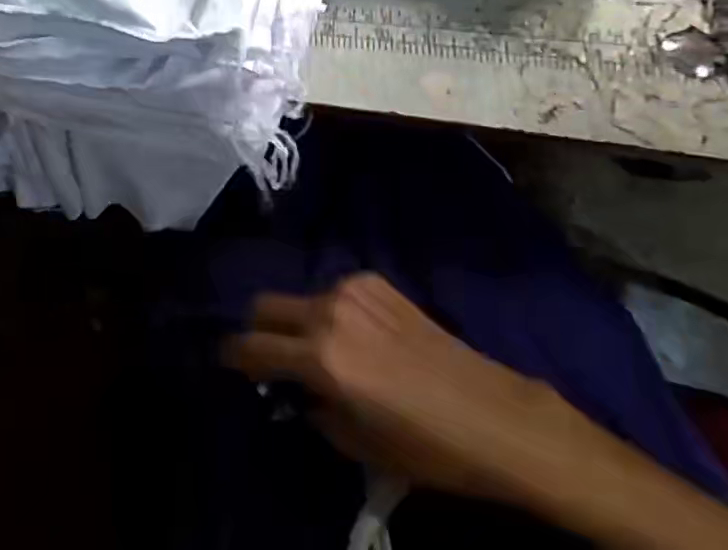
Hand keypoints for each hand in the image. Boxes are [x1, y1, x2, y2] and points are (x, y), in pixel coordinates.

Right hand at [223, 273, 588, 504]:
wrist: (498, 415)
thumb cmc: (428, 445)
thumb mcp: (358, 443)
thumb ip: (313, 410)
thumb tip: (297, 392)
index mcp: (321, 357)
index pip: (253, 346)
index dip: (233, 356)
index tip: (229, 362)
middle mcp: (328, 312)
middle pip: (265, 306)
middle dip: (258, 330)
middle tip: (270, 355)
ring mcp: (354, 290)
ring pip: (300, 297)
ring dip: (297, 321)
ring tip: (320, 348)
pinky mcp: (377, 282)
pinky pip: (334, 292)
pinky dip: (330, 311)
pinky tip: (356, 335)